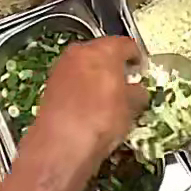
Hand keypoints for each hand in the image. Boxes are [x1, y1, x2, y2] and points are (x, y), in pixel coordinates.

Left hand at [18, 36, 145, 190]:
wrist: (60, 146)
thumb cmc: (101, 121)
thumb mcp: (130, 108)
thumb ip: (137, 93)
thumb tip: (137, 91)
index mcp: (104, 50)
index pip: (127, 44)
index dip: (137, 57)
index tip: (141, 68)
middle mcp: (80, 52)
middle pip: (103, 51)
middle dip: (115, 65)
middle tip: (127, 82)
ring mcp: (62, 67)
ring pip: (85, 65)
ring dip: (97, 75)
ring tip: (108, 96)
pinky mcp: (50, 84)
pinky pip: (73, 79)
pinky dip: (82, 86)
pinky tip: (89, 106)